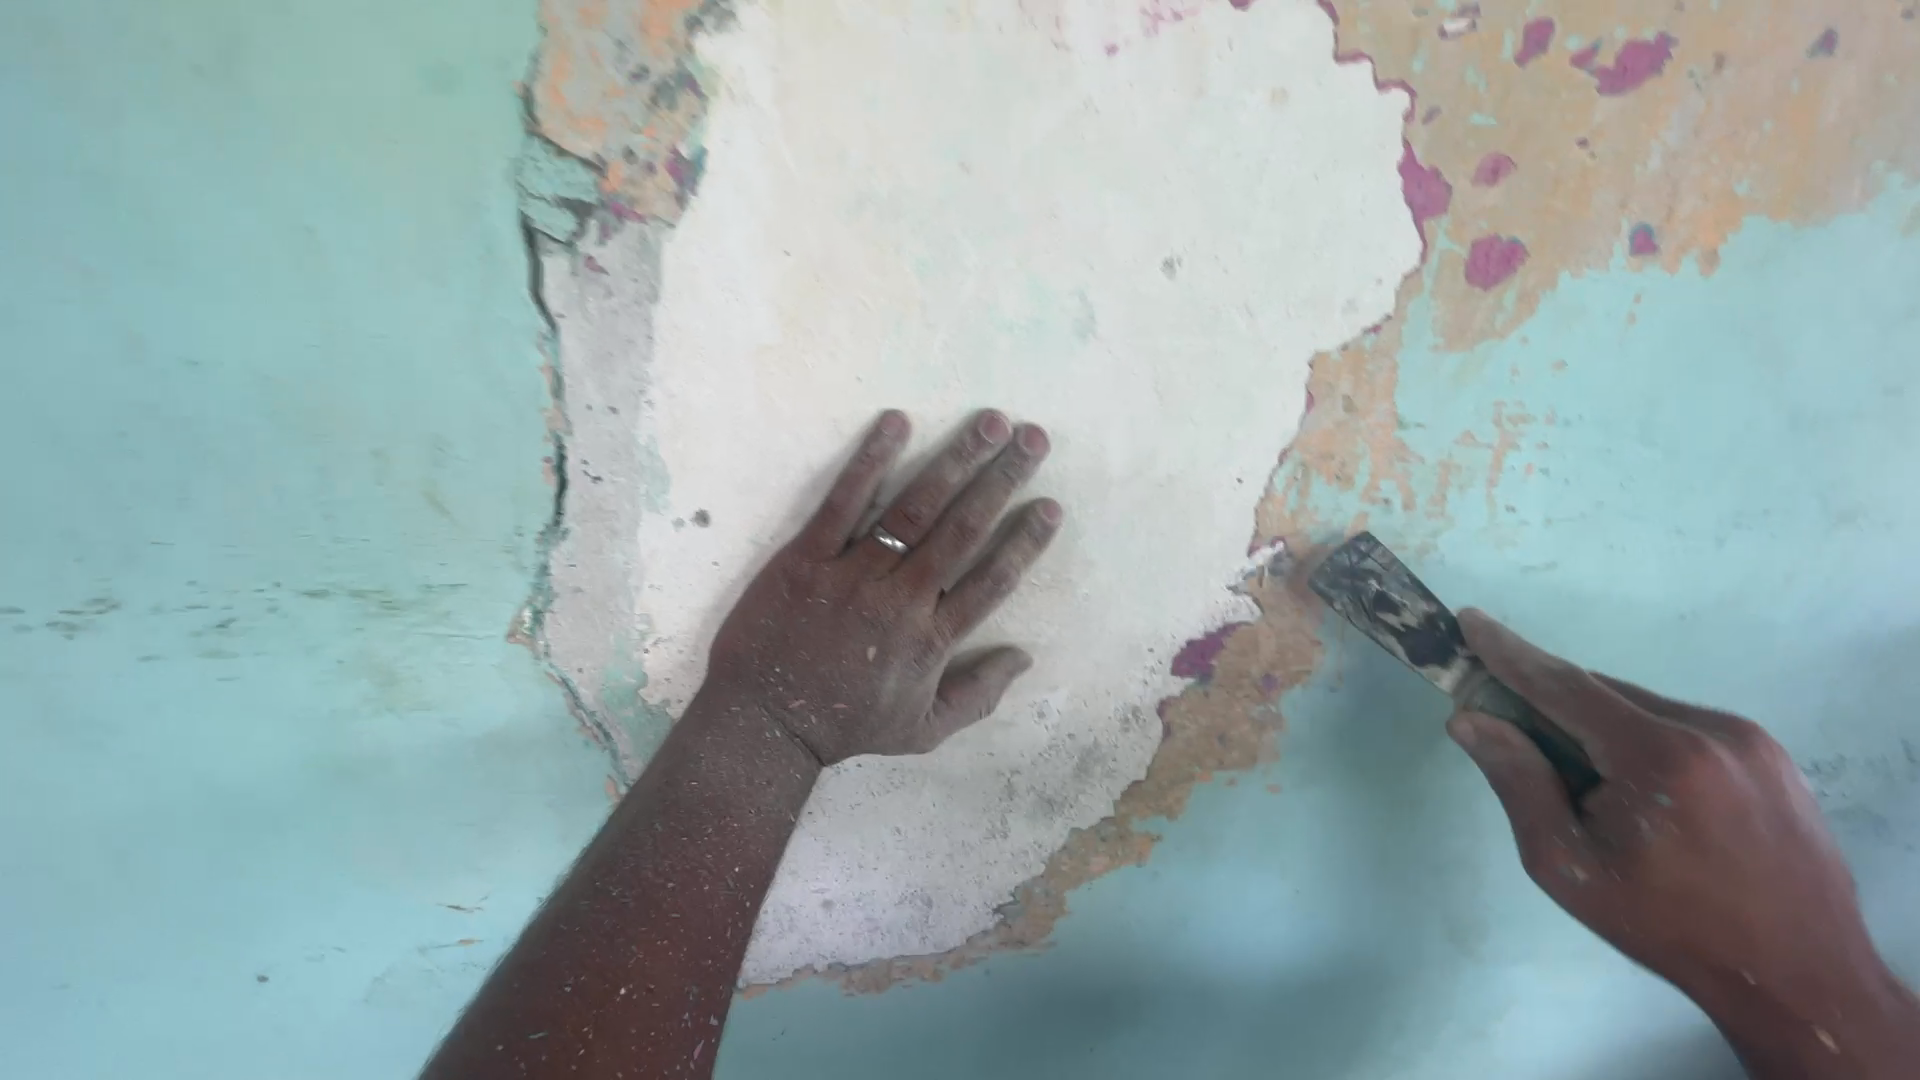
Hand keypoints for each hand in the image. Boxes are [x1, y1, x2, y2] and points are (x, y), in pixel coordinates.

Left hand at [704, 408, 1061, 765]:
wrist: (762, 723)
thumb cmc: (845, 724)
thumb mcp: (922, 731)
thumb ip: (977, 696)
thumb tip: (1025, 658)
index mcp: (932, 640)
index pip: (992, 581)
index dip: (1026, 541)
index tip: (1051, 505)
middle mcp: (902, 600)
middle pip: (963, 530)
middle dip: (1003, 480)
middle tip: (1034, 438)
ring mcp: (853, 574)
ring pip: (914, 508)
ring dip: (955, 461)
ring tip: (989, 422)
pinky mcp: (806, 557)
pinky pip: (843, 501)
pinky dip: (870, 461)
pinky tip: (897, 422)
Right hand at [1448, 610, 1917, 1076]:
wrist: (1800, 979)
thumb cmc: (1665, 924)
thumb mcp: (1564, 862)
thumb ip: (1516, 780)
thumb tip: (1469, 719)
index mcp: (1661, 757)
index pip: (1564, 684)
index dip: (1509, 652)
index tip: (1469, 620)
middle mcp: (1712, 731)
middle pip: (1599, 693)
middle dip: (1547, 703)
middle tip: (1509, 733)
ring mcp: (1750, 741)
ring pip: (1637, 707)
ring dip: (1591, 724)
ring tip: (1582, 784)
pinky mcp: (1768, 755)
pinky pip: (1675, 724)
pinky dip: (1633, 736)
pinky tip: (1630, 788)